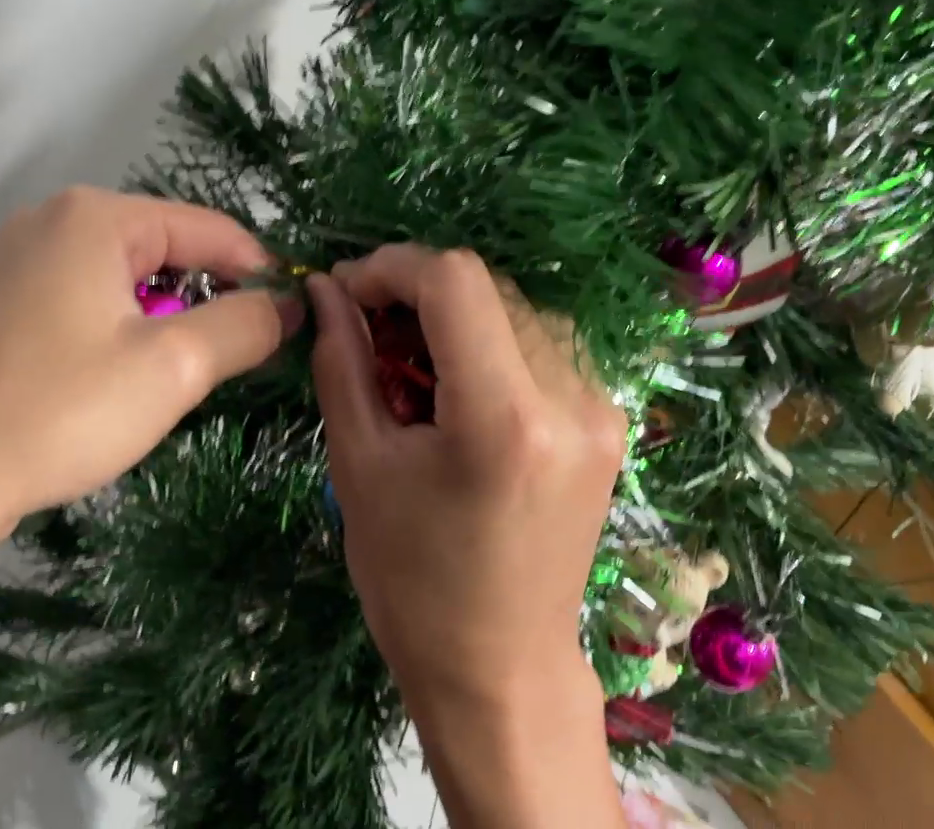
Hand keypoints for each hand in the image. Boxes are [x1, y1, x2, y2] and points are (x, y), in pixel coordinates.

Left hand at [0, 187, 295, 532]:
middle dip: (208, 300)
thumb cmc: (60, 412)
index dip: (261, 273)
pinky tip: (115, 380)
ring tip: (169, 378)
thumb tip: (288, 305)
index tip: (293, 322)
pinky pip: (89, 299)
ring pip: (128, 278)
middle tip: (228, 362)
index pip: (211, 229)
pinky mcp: (3, 302)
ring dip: (166, 321)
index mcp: (95, 216)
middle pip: (168, 249)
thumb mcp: (172, 368)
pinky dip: (122, 330)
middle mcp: (53, 220)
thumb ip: (244, 326)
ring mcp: (19, 259)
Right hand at [307, 246, 624, 703]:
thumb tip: (326, 289)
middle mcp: (570, 399)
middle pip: (488, 287)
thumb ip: (343, 360)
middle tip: (370, 334)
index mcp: (503, 417)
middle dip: (418, 294)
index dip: (391, 268)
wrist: (499, 666)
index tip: (347, 293)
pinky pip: (543, 345)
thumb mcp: (359, 465)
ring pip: (517, 308)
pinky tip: (460, 389)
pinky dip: (493, 345)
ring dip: (456, 319)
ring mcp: (601, 410)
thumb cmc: (413, 579)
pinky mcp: (608, 422)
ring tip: (412, 368)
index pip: (455, 281)